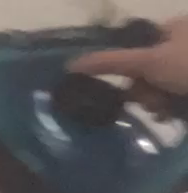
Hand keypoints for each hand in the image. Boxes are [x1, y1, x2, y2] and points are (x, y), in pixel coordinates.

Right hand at [72, 17, 187, 99]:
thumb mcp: (149, 61)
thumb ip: (109, 62)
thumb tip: (69, 63)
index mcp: (176, 28)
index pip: (133, 45)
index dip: (120, 66)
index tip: (120, 82)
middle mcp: (182, 42)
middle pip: (143, 68)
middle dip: (141, 90)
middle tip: (148, 99)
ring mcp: (186, 64)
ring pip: (156, 83)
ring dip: (153, 100)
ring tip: (162, 107)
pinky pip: (170, 92)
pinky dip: (167, 104)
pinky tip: (170, 110)